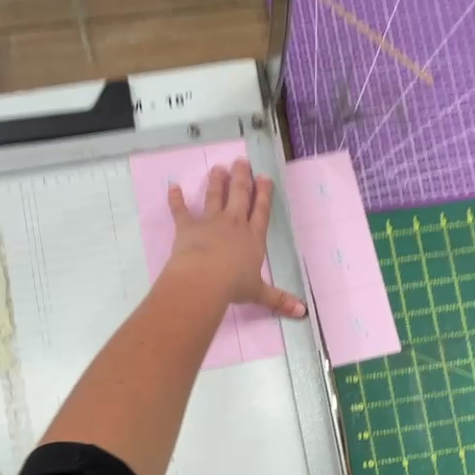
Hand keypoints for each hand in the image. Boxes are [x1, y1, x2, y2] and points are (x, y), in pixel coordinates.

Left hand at [164, 159, 306, 317]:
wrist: (205, 279)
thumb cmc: (235, 285)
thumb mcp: (260, 293)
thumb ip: (279, 300)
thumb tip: (302, 312)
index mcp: (253, 238)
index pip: (261, 212)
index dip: (263, 194)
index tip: (264, 177)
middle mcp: (234, 224)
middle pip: (239, 196)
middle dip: (242, 178)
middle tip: (241, 162)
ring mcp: (210, 223)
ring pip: (214, 197)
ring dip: (216, 182)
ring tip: (218, 169)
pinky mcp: (188, 227)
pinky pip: (180, 210)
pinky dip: (176, 199)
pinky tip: (173, 187)